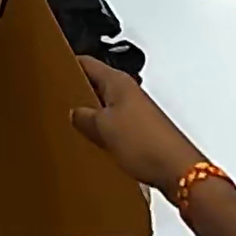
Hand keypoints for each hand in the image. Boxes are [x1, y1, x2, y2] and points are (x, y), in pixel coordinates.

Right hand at [69, 56, 206, 199]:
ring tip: (80, 127)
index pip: (86, 62)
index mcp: (117, 80)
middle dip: (81, 92)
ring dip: (95, 115)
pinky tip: (101, 145)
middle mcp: (129, 90)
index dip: (69, 64)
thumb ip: (83, 117)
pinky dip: (108, 131)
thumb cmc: (148, 144)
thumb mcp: (103, 128)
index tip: (55, 67)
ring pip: (108, 105)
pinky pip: (119, 124)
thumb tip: (75, 113)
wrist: (180, 173)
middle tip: (63, 101)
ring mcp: (138, 110)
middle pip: (97, 84)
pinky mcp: (145, 130)